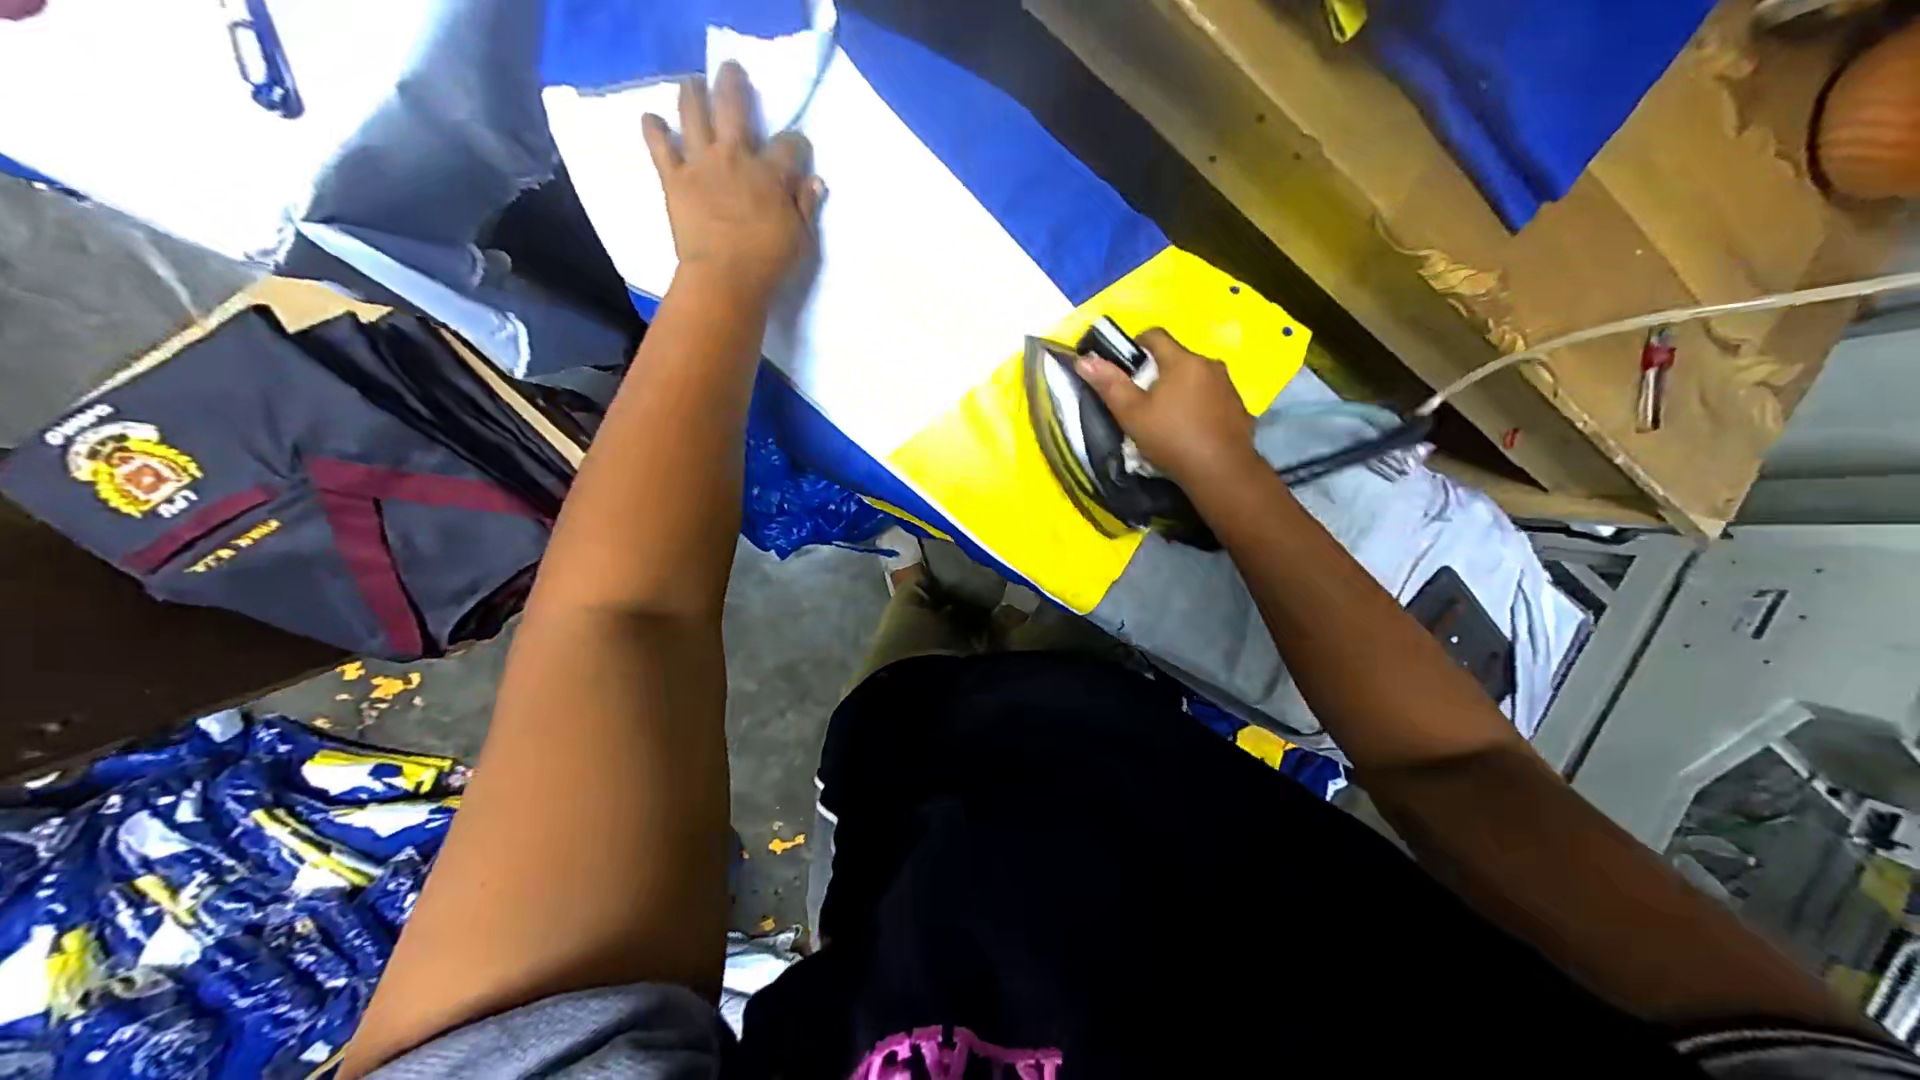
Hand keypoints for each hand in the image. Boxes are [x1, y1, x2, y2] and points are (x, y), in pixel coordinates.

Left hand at [643, 61, 824, 299]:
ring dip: (692, 92)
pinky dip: (653, 129)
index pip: (789, 144)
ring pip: (693, 112)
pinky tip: (651, 119)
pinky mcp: (674, 178)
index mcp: (770, 172)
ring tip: (692, 84)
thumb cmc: (768, 262)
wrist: (724, 279)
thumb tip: (814, 181)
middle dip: (733, 83)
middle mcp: (734, 156)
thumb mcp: (801, 239)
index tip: (797, 148)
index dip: (796, 143)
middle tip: (731, 71)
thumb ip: (806, 206)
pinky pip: (659, 145)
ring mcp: (701, 163)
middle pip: (733, 106)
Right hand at [1075, 328, 1260, 487]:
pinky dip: (1200, 407)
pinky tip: (1191, 431)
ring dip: (1181, 390)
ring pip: (1196, 378)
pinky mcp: (1239, 408)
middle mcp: (1209, 365)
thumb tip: (1084, 359)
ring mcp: (1228, 386)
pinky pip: (1213, 398)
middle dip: (1158, 373)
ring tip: (1168, 419)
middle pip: (1177, 358)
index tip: (1126, 367)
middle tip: (1143, 401)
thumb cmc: (1171, 438)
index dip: (1135, 345)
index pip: (1155, 335)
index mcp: (1182, 361)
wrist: (1221, 471)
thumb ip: (1109, 384)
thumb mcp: (1131, 414)